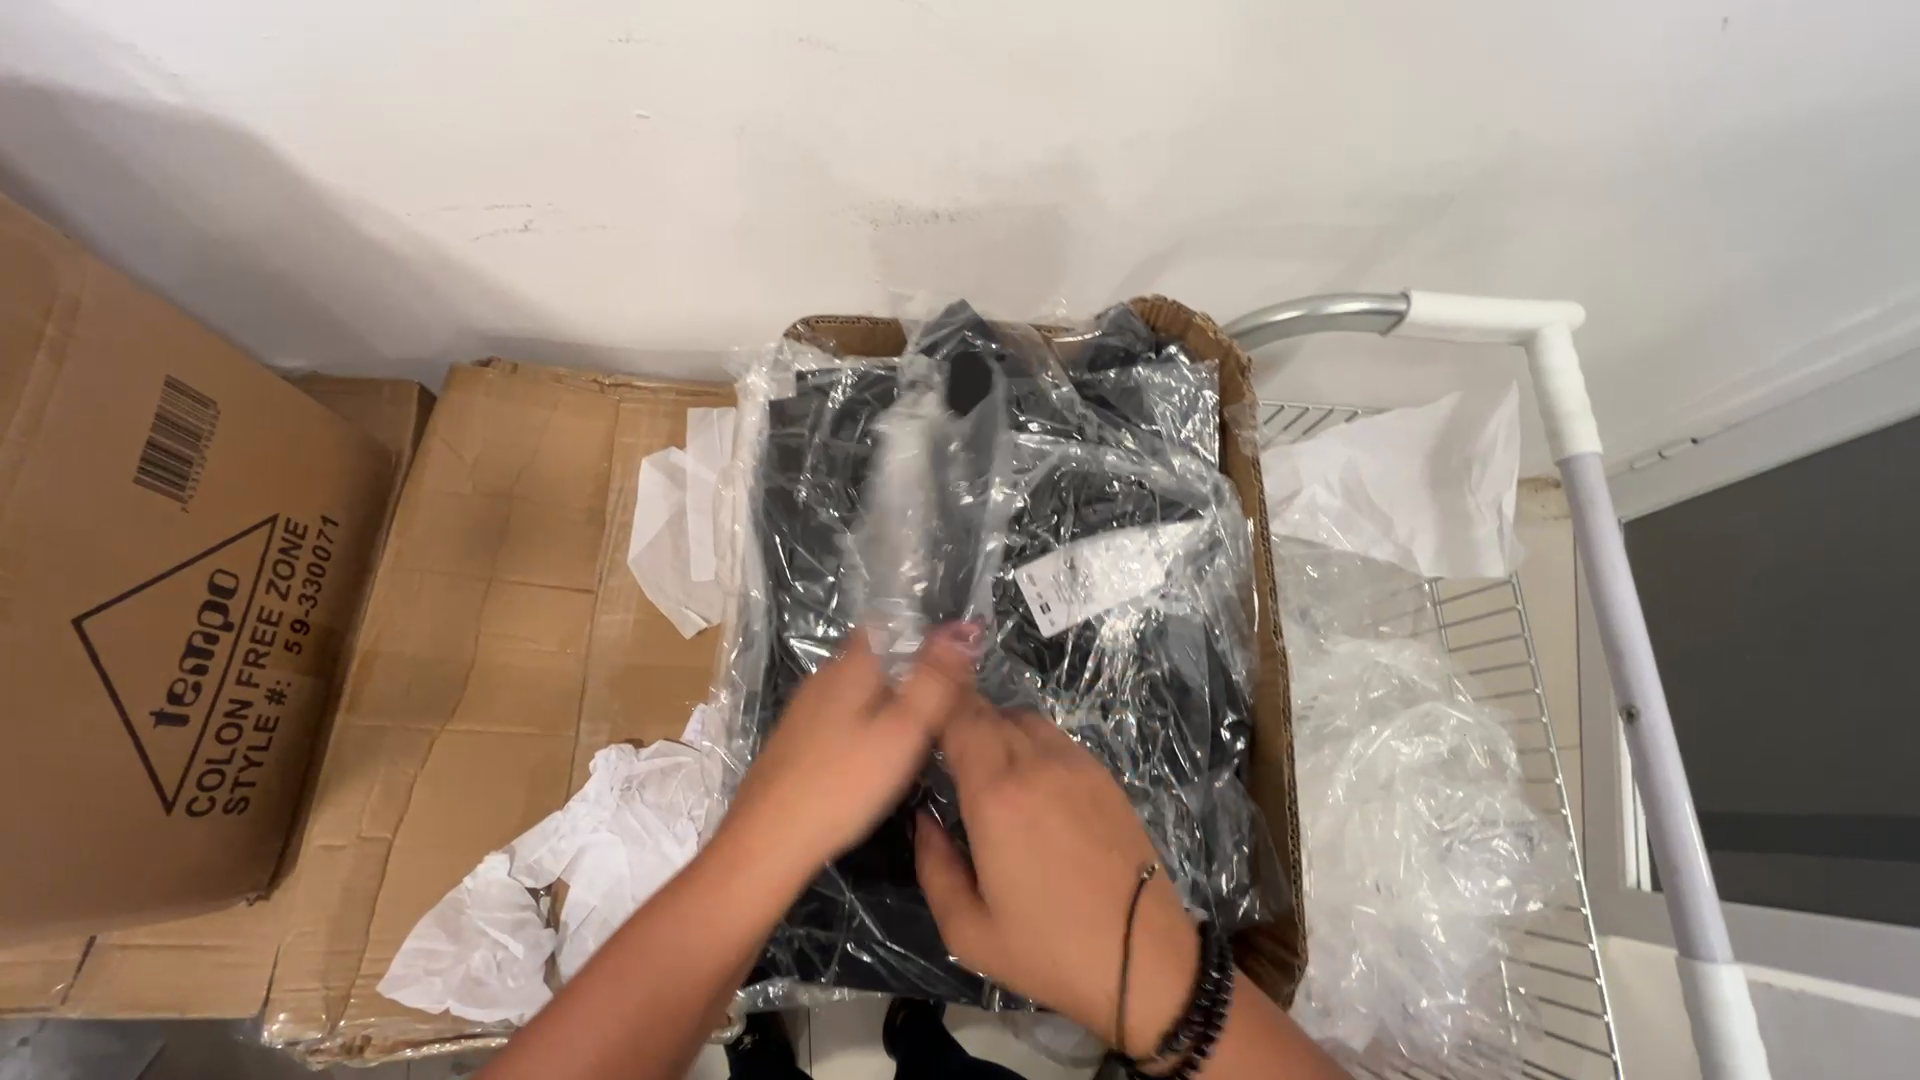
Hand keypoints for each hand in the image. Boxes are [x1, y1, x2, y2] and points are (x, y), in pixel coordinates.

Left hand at [725, 624, 981, 871]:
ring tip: (916, 739)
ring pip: (857, 691)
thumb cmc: (845, 781)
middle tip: (944, 710)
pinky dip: (864, 729)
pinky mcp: (794, 741)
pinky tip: (874, 762)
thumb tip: (965, 626)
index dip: (922, 638)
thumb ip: (936, 678)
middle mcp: (824, 676)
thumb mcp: (905, 729)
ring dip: (886, 704)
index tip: (951, 667)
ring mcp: (805, 709)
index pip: (889, 626)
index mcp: (852, 665)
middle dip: (908, 675)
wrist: (769, 839)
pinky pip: (841, 719)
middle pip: (874, 659)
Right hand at [914, 697, 1200, 1057]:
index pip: (959, 721)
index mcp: (996, 796)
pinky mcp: (1102, 774)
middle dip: (961, 720)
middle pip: (989, 713)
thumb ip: (932, 866)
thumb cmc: (1050, 950)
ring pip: (1023, 718)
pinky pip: (1055, 736)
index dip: (935, 715)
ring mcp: (1074, 764)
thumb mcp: (967, 930)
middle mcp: (1035, 764)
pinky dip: (1030, 740)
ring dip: (996, 727)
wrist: (1145, 957)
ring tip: (984, 761)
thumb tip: (925, 818)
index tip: (920, 733)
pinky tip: (1027, 776)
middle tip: (943, 749)